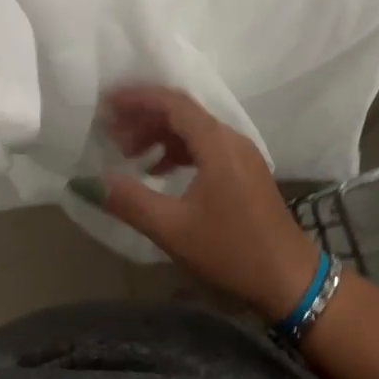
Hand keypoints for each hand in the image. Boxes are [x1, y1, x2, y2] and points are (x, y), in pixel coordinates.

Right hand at [86, 87, 321, 321]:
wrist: (290, 279)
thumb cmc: (232, 251)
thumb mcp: (173, 229)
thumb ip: (130, 201)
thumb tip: (88, 181)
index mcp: (216, 143)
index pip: (172, 103)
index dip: (137, 98)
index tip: (106, 103)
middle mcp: (231, 139)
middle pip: (182, 112)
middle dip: (143, 117)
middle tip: (110, 134)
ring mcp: (241, 155)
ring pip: (193, 130)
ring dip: (159, 135)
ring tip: (128, 154)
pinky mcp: (245, 171)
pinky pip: (205, 146)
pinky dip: (177, 151)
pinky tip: (158, 172)